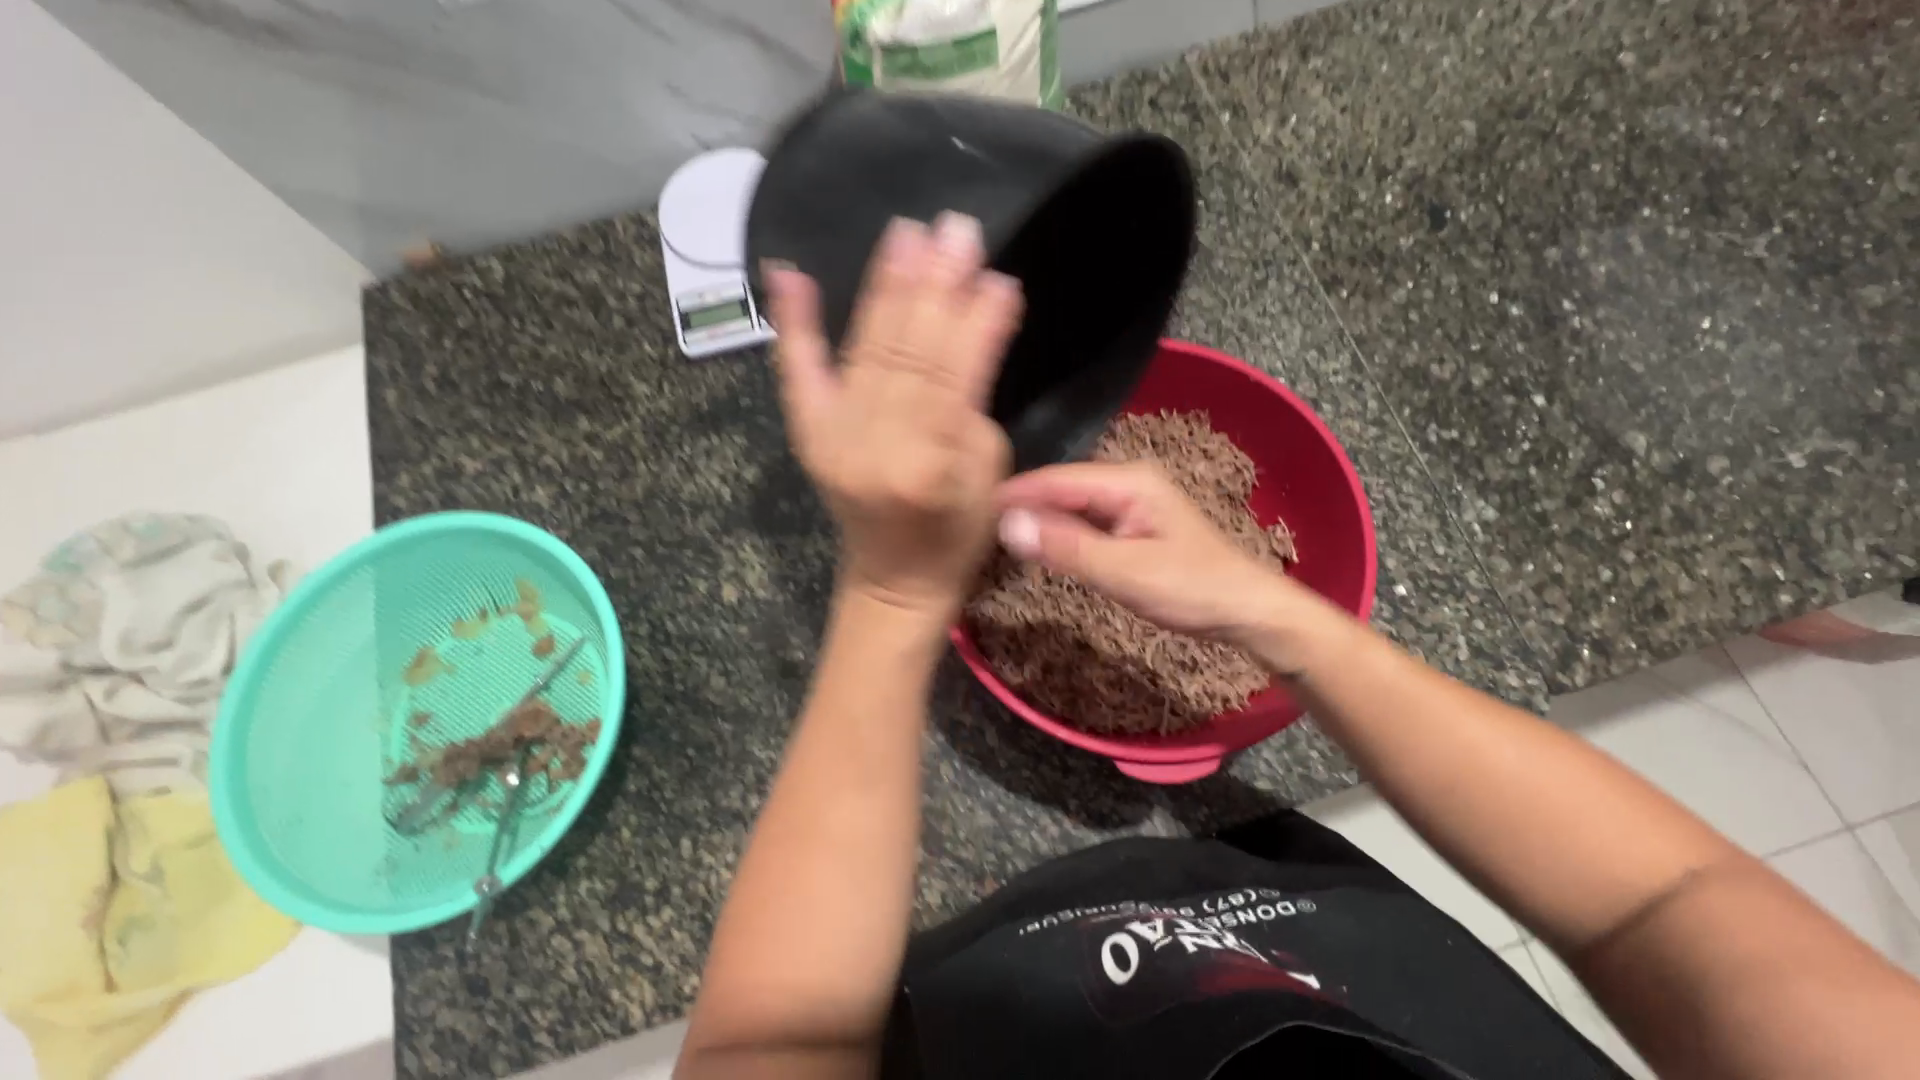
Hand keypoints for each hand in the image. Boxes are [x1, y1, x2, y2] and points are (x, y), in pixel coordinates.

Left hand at [767, 213, 1023, 619]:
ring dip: (887, 287)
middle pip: (910, 351)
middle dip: (934, 286)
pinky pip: (798, 371)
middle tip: (954, 228)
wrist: (893, 580)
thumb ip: (975, 400)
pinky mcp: (808, 433)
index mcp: (928, 462)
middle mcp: (874, 443)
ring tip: (906, 235)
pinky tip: (789, 275)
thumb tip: (975, 322)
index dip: (979, 322)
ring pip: (868, 348)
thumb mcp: (989, 470)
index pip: (957, 374)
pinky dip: (795, 323)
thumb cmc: (957, 534)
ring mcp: (833, 436)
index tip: (999, 275)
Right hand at [995, 461, 1330, 654]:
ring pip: (1071, 509)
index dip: (1013, 493)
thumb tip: (1007, 525)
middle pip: (1061, 490)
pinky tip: (1037, 550)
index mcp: (1128, 481)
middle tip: (974, 527)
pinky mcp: (1131, 528)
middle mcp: (1127, 483)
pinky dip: (1060, 537)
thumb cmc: (1193, 589)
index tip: (969, 508)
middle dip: (1022, 507)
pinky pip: (1084, 525)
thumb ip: (1066, 548)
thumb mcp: (1125, 572)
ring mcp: (1130, 505)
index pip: (1055, 480)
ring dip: (1039, 522)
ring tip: (994, 538)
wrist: (1247, 612)